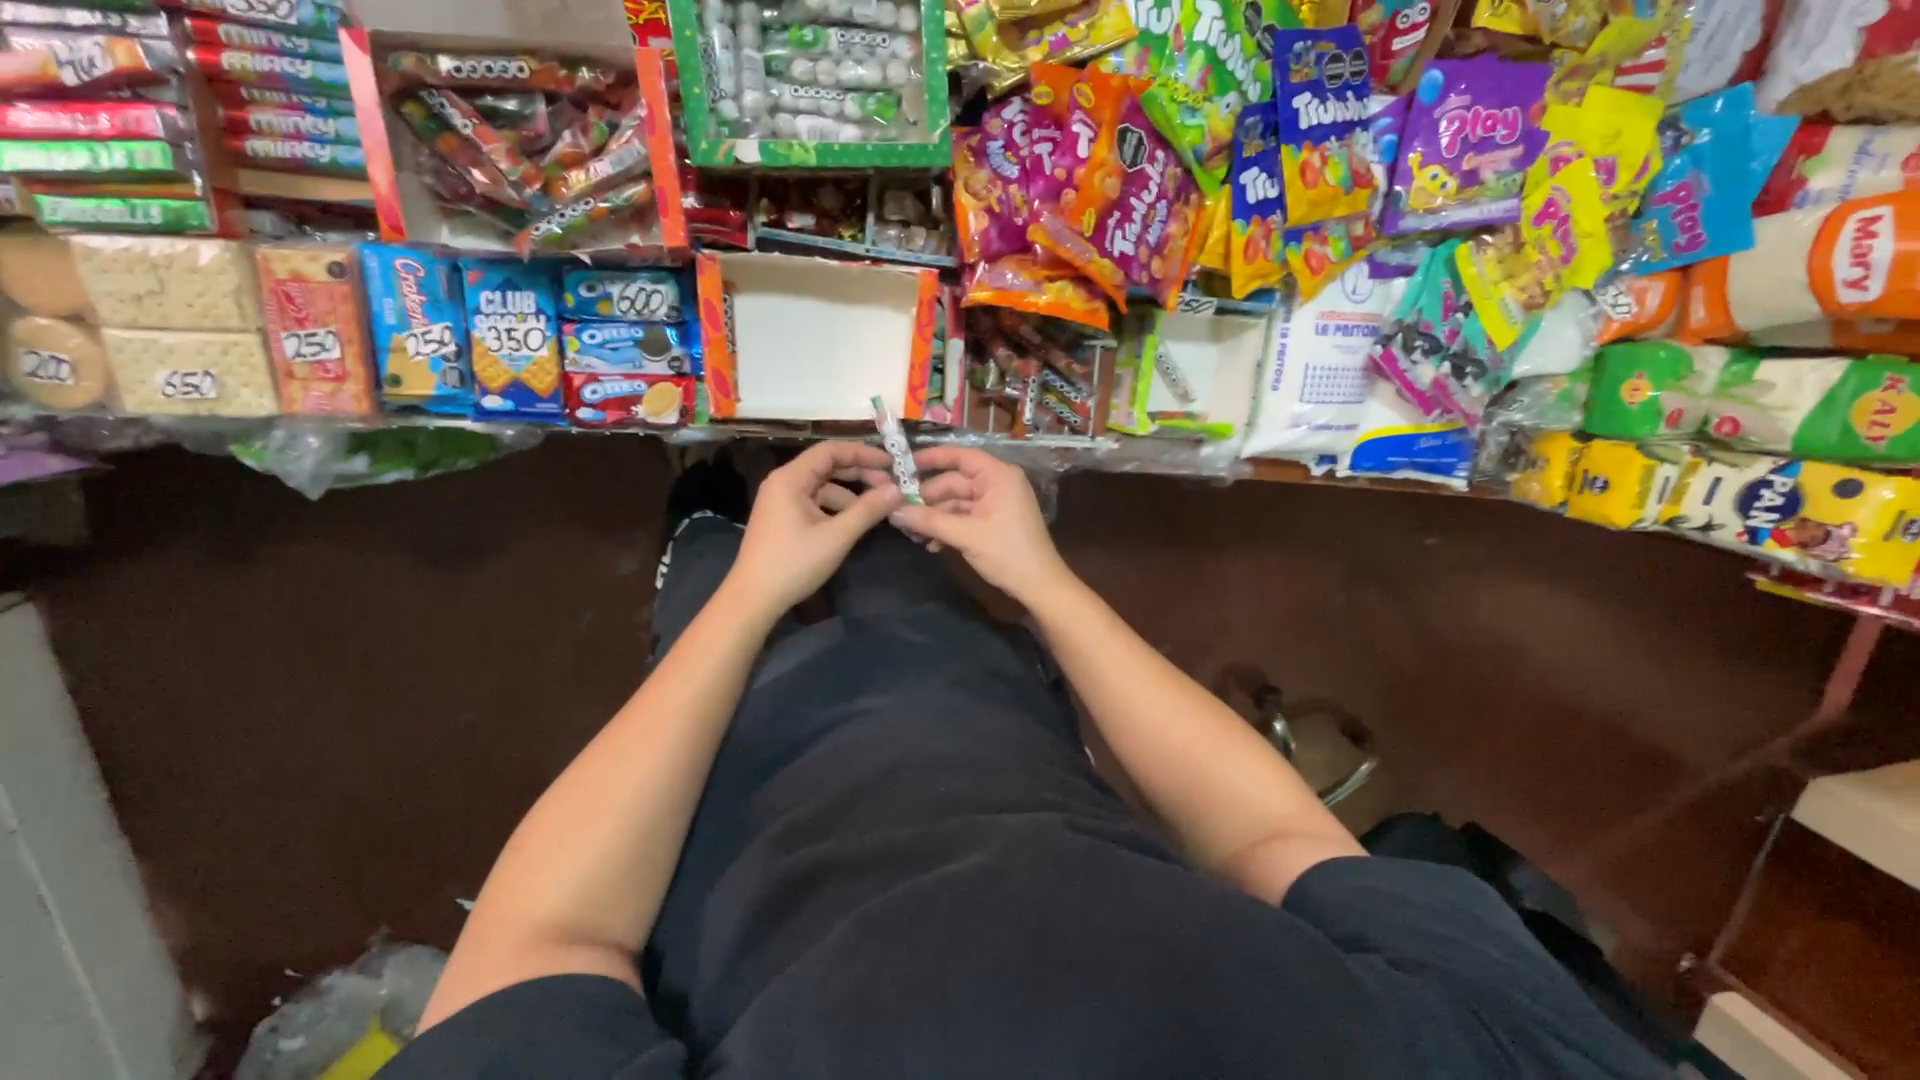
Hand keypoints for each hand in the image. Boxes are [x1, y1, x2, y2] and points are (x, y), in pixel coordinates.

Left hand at [726, 442, 901, 616]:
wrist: (754, 597)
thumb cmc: (794, 563)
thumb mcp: (837, 536)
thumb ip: (868, 510)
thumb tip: (897, 489)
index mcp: (791, 478)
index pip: (831, 450)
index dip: (863, 453)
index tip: (891, 464)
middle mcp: (783, 482)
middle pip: (826, 466)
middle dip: (859, 473)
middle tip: (889, 486)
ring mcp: (780, 500)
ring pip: (821, 486)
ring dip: (849, 493)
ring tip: (876, 508)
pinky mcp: (781, 518)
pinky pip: (813, 502)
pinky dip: (835, 507)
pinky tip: (853, 521)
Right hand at [889, 446, 1074, 604]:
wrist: (1039, 586)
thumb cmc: (1008, 554)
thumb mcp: (966, 536)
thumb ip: (929, 521)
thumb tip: (894, 511)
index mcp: (997, 476)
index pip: (960, 456)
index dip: (932, 458)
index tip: (903, 465)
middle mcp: (997, 483)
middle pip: (954, 482)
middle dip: (928, 499)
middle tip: (900, 511)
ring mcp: (995, 503)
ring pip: (956, 502)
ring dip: (935, 517)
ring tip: (911, 534)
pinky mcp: (993, 521)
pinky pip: (964, 516)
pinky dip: (948, 527)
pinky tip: (931, 545)